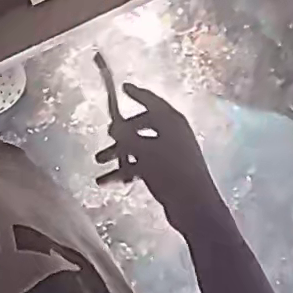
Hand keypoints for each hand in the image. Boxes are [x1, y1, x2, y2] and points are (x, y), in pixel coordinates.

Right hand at [95, 84, 227, 233]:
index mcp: (171, 121)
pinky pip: (141, 164)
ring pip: (139, 147)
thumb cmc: (170, 171)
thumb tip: (114, 127)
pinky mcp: (167, 171)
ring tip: (99, 162)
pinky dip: (126, 170)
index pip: (151, 101)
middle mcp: (172, 133)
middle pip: (141, 126)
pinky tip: (108, 181)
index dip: (137, 94)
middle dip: (121, 133)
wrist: (193, 205)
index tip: (123, 88)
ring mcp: (169, 153)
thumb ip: (127, 136)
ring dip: (119, 154)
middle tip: (107, 136)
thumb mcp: (144, 150)